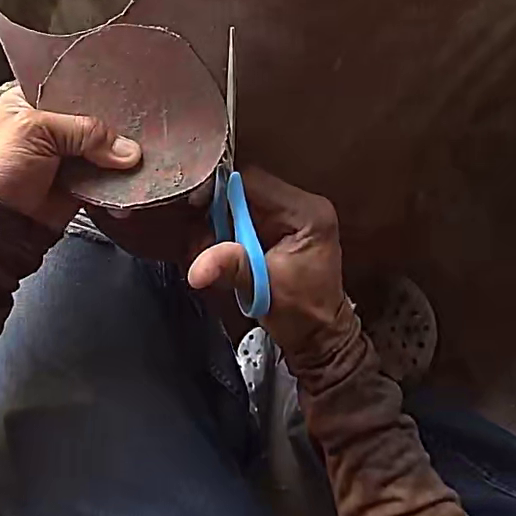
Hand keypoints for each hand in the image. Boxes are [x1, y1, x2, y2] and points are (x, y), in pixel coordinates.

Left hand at [0, 86, 140, 229]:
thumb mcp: (36, 131)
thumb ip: (84, 131)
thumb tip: (127, 150)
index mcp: (32, 101)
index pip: (74, 87)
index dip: (99, 92)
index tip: (125, 97)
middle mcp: (51, 127)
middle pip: (95, 121)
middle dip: (117, 129)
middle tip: (139, 131)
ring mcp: (66, 157)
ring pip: (105, 152)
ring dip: (121, 161)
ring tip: (138, 164)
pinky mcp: (77, 185)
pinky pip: (106, 181)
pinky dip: (118, 185)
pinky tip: (130, 185)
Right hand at [187, 168, 350, 353]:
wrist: (319, 335)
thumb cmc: (302, 314)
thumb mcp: (264, 288)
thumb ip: (231, 267)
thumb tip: (197, 267)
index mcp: (306, 212)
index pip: (252, 180)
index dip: (219, 190)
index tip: (196, 207)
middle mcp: (301, 205)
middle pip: (243, 188)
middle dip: (217, 211)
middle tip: (203, 237)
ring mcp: (290, 214)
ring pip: (239, 202)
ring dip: (220, 223)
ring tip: (211, 249)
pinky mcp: (279, 225)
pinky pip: (243, 216)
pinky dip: (227, 231)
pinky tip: (222, 251)